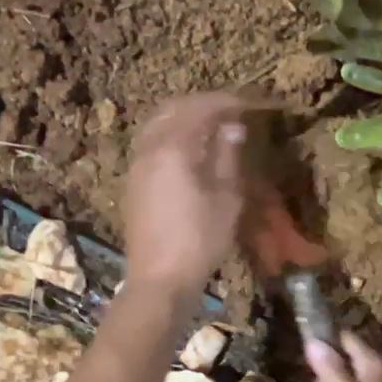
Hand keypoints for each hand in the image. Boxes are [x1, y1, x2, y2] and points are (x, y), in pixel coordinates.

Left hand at [123, 92, 252, 292]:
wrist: (160, 279)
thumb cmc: (200, 240)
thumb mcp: (225, 198)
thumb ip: (227, 157)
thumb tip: (232, 128)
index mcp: (173, 148)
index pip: (199, 109)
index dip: (225, 102)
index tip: (247, 105)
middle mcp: (149, 149)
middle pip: (173, 110)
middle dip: (201, 105)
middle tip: (228, 112)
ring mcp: (137, 165)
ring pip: (158, 125)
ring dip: (184, 119)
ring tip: (210, 128)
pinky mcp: (134, 183)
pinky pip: (152, 143)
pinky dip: (172, 135)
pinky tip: (190, 151)